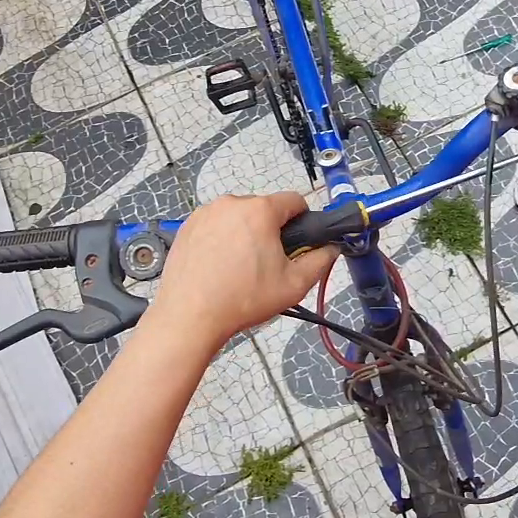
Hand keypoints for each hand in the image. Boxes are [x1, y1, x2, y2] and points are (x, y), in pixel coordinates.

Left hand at [146, 192, 339, 347]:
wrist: (189, 316)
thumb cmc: (243, 299)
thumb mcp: (293, 285)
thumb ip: (320, 262)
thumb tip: (331, 249)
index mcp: (260, 210)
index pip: (294, 200)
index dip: (303, 220)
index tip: (299, 243)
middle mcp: (232, 203)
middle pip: (264, 209)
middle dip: (271, 230)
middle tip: (269, 264)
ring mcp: (205, 212)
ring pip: (238, 217)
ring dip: (245, 233)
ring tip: (241, 268)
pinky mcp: (187, 226)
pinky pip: (215, 225)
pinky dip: (221, 239)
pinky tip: (219, 266)